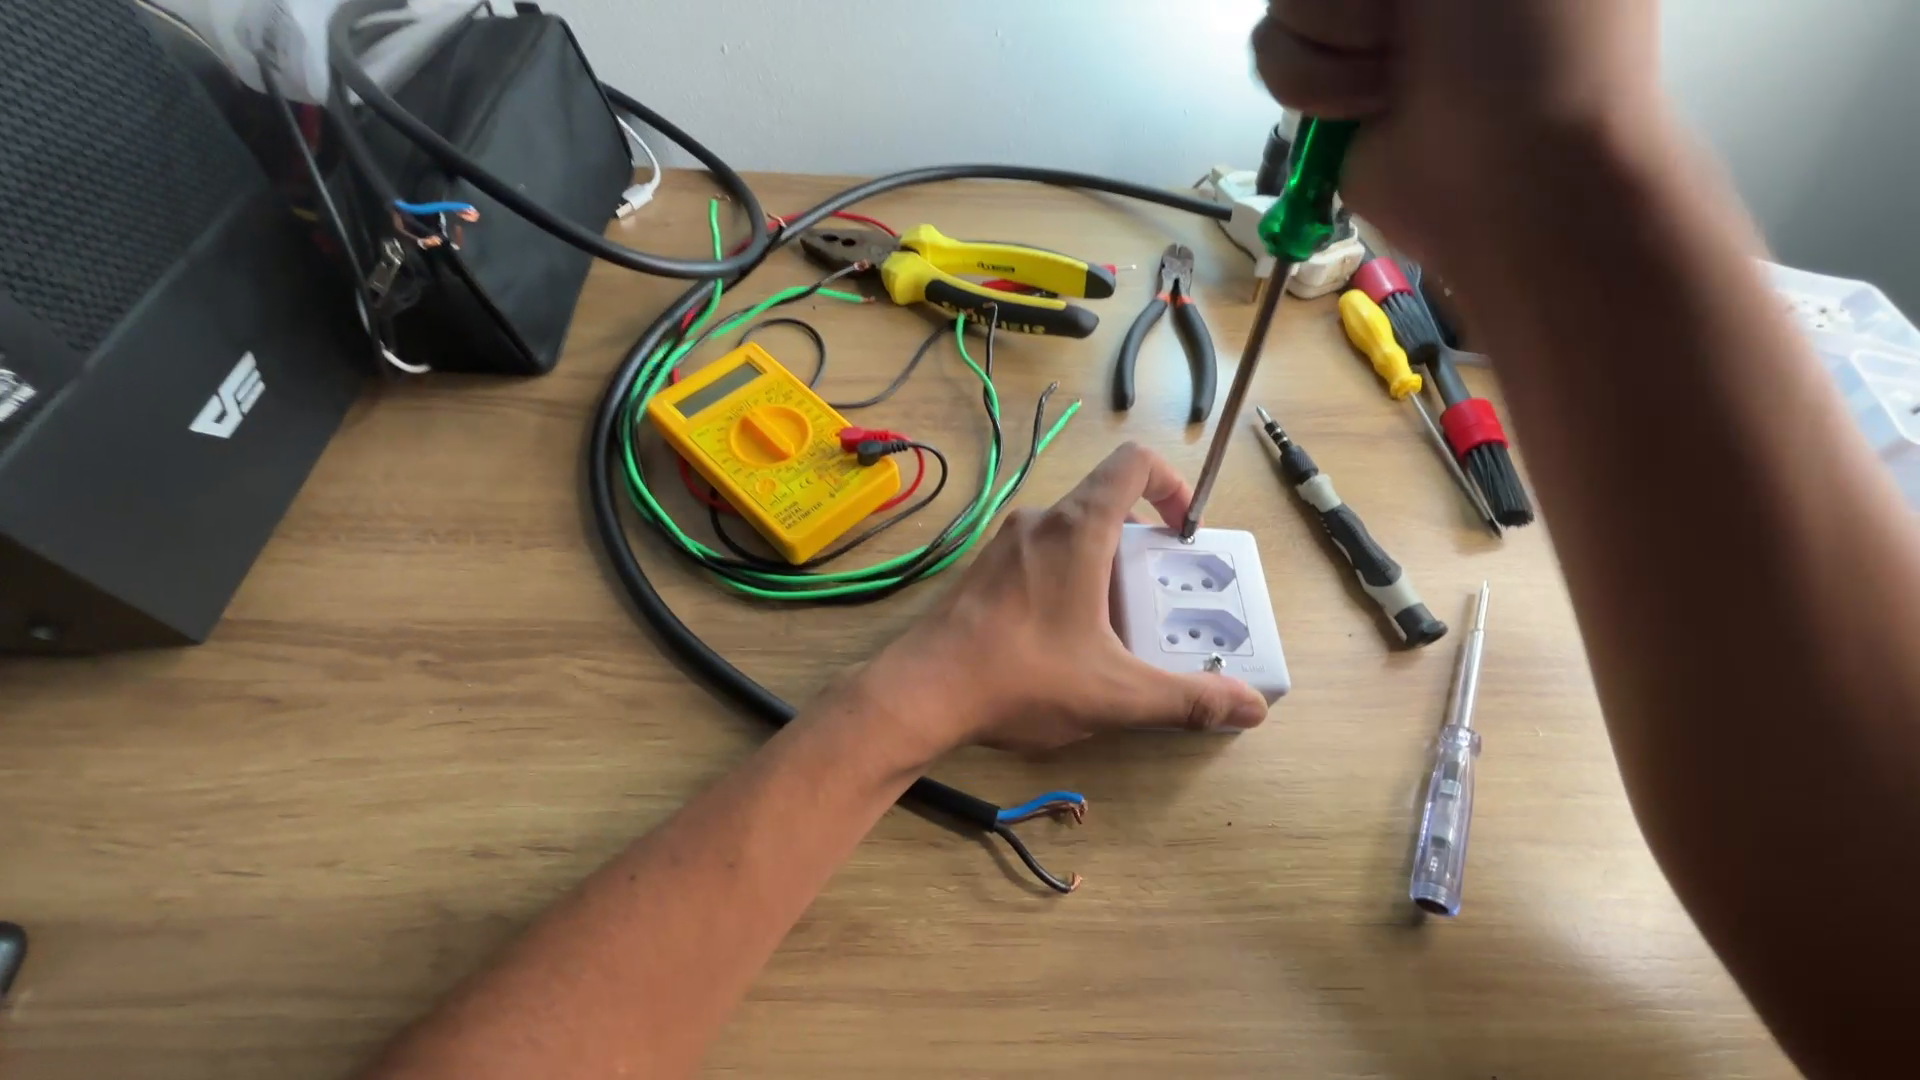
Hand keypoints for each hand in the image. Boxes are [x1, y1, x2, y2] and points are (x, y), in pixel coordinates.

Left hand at [855, 443, 1269, 757]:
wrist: (920, 693)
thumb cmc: (1022, 677)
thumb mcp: (1115, 694)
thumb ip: (1187, 699)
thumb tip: (1253, 711)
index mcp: (1076, 529)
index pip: (1134, 463)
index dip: (1172, 483)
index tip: (1183, 533)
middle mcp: (1038, 522)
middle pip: (1105, 505)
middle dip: (1141, 547)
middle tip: (1154, 601)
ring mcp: (1002, 544)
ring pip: (1069, 534)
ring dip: (1101, 568)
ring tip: (1110, 629)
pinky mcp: (979, 571)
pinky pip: (1036, 557)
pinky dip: (1064, 580)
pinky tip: (1058, 640)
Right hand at [1251, 0, 1665, 259]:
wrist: (1506, 178)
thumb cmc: (1528, 47)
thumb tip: (1369, 7)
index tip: (1406, 5)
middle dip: (1350, 0)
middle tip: (1406, 26)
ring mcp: (1357, 25)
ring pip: (1283, 3)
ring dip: (1333, 42)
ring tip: (1391, 78)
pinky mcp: (1321, 85)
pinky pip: (1269, 52)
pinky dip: (1309, 83)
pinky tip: (1361, 108)